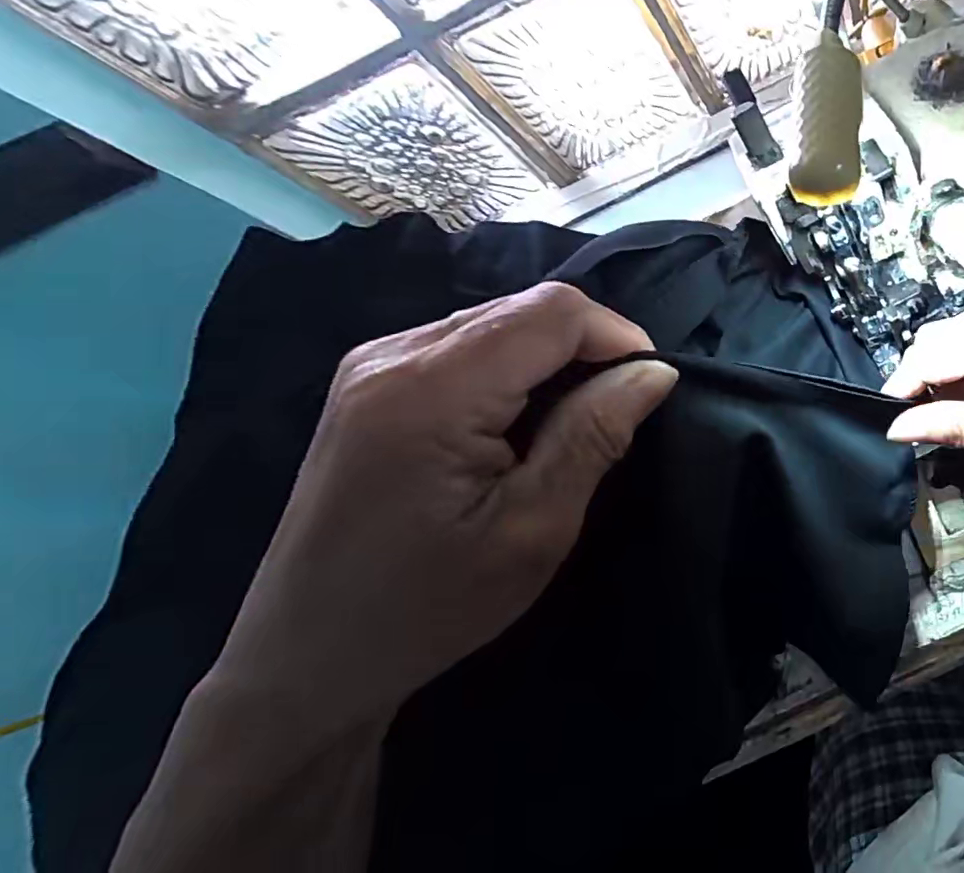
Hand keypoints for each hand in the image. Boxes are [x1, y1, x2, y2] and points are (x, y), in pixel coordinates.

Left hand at [208, 282, 677, 734]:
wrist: (308, 656)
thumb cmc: (428, 608)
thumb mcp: (534, 530)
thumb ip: (594, 435)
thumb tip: (655, 372)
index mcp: (430, 391)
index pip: (552, 311)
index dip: (616, 335)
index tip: (645, 388)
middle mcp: (393, 353)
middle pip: (525, 308)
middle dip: (587, 346)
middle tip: (613, 412)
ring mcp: (373, 361)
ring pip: (499, 319)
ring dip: (552, 357)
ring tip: (567, 422)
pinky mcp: (370, 378)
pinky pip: (467, 341)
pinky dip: (514, 366)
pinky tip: (516, 420)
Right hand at [882, 303, 963, 479]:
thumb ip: (954, 424)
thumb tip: (899, 427)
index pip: (930, 356)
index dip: (903, 386)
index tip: (890, 419)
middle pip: (937, 338)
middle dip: (919, 376)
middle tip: (919, 419)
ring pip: (956, 336)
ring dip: (941, 370)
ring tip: (947, 411)